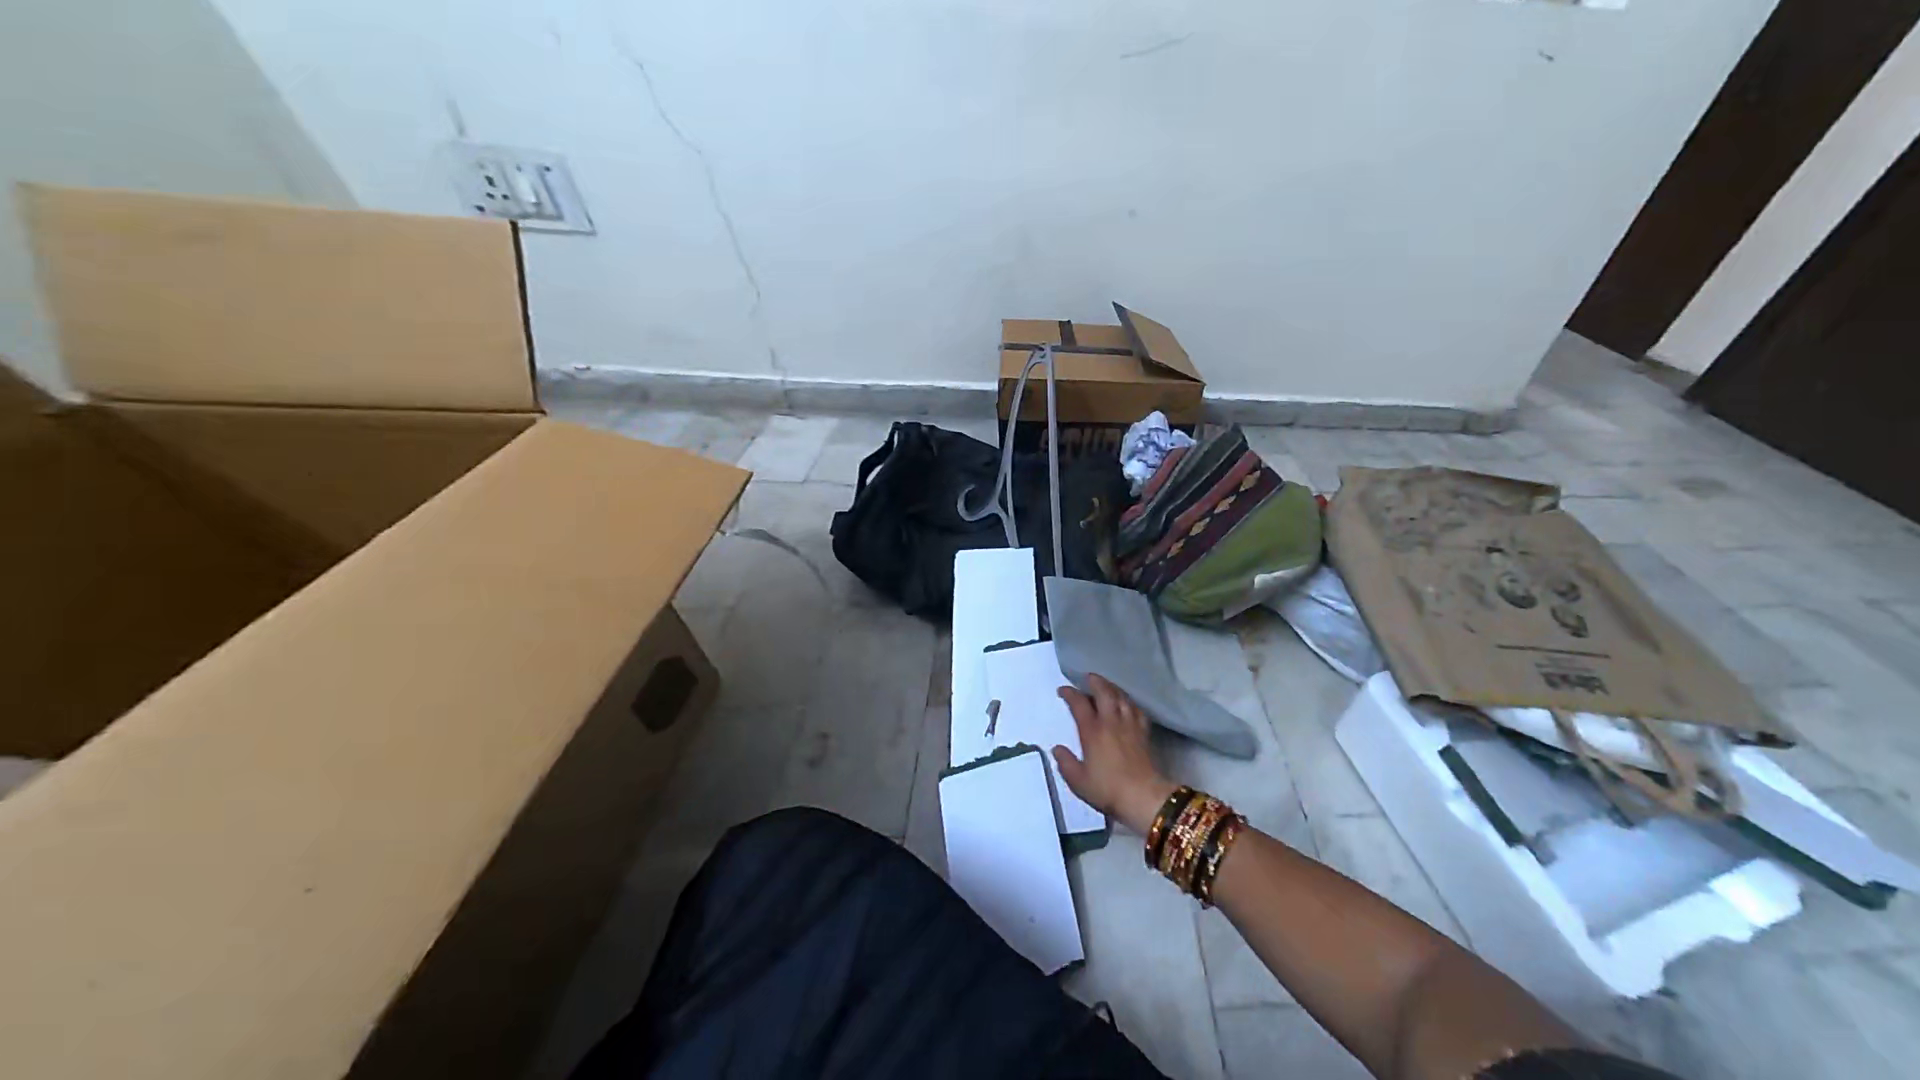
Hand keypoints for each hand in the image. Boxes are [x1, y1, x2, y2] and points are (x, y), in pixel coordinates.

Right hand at [1054, 674, 1177, 835]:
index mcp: (1092, 731)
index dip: (1070, 693)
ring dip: (1113, 688)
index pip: (1080, 704)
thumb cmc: (1107, 789)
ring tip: (1106, 685)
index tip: (1063, 690)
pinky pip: (1137, 710)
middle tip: (1088, 677)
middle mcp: (1111, 722)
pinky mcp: (1144, 734)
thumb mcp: (1078, 780)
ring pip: (1122, 698)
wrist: (1143, 797)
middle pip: (1104, 693)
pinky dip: (1130, 702)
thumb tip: (1057, 748)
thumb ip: (1065, 762)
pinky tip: (1127, 704)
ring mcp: (1130, 726)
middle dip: (1095, 681)